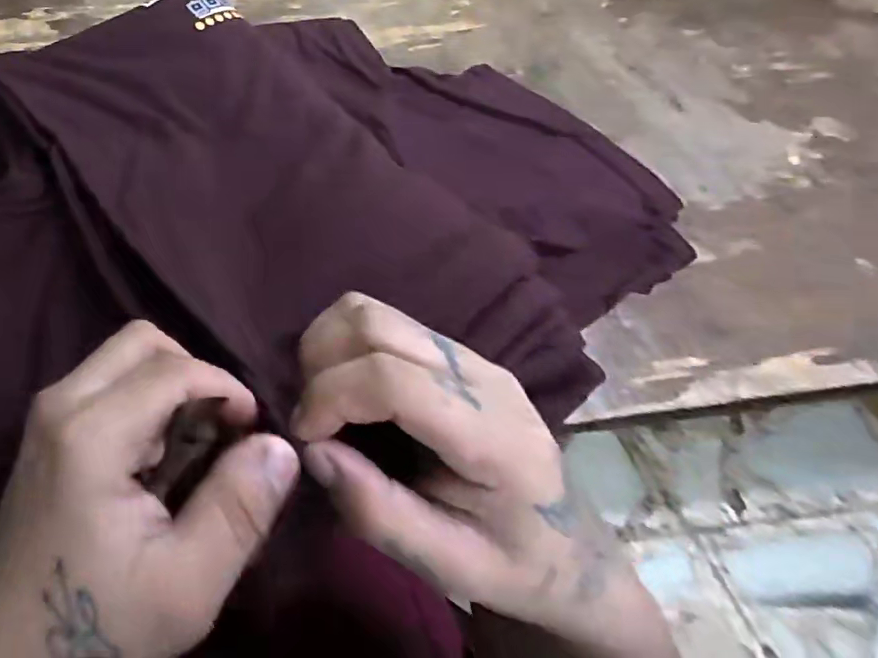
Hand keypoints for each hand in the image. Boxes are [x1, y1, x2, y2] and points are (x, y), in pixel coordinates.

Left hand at [0, 321, 299, 657]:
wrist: (14, 640)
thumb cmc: (104, 617)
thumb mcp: (187, 581)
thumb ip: (237, 508)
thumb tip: (280, 445)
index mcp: (90, 431)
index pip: (170, 368)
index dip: (224, 384)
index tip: (255, 426)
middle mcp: (61, 399)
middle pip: (139, 339)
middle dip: (192, 369)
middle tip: (222, 426)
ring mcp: (46, 407)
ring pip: (119, 354)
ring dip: (165, 381)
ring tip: (190, 445)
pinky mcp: (44, 422)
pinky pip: (101, 377)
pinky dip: (139, 395)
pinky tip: (154, 454)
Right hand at [291, 294, 675, 657]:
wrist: (571, 555)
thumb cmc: (511, 566)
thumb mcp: (448, 566)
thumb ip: (377, 512)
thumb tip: (312, 449)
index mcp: (494, 437)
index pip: (390, 379)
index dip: (330, 396)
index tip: (306, 435)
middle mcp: (481, 377)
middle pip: (371, 325)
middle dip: (319, 363)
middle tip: (311, 416)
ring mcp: (466, 354)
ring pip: (366, 310)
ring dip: (324, 345)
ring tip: (322, 397)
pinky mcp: (449, 348)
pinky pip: (374, 318)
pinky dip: (339, 342)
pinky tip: (344, 386)